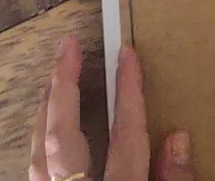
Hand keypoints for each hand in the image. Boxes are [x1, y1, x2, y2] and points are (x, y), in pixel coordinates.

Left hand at [29, 35, 193, 180]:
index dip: (128, 93)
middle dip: (64, 86)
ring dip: (46, 110)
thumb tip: (178, 140)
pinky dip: (41, 144)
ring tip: (54, 78)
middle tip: (68, 45)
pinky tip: (46, 132)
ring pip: (39, 154)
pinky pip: (36, 173)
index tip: (127, 55)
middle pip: (63, 137)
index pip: (124, 139)